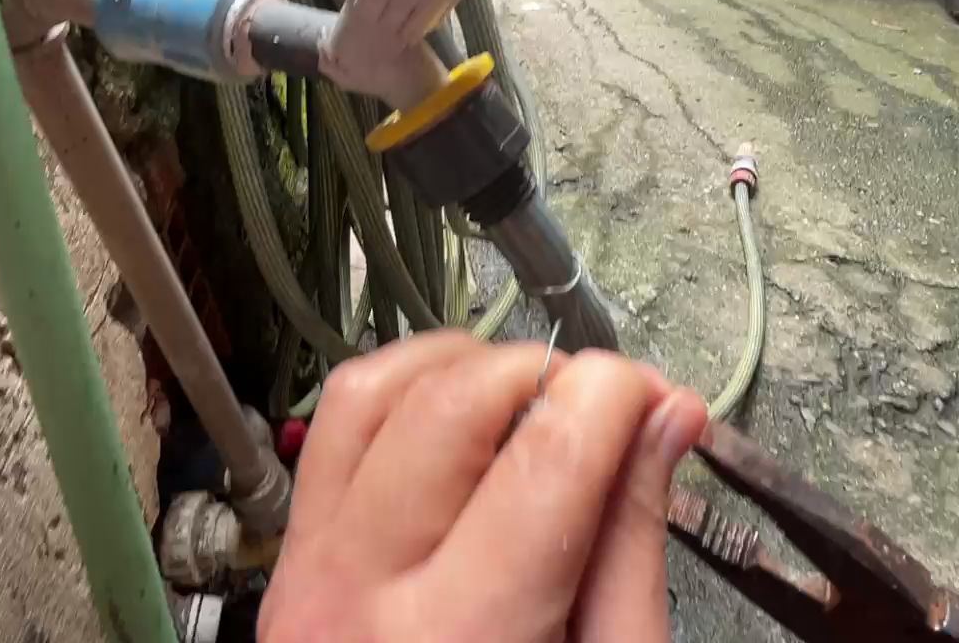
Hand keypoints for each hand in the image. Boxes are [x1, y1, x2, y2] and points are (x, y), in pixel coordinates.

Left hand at [260, 331, 707, 642]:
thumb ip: (632, 544)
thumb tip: (665, 417)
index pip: (545, 461)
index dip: (613, 398)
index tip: (651, 394)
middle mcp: (360, 593)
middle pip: (451, 406)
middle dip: (539, 374)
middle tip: (594, 404)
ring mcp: (307, 563)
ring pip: (375, 389)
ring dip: (463, 364)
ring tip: (523, 398)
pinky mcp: (293, 548)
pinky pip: (336, 420)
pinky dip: (401, 382)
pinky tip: (453, 409)